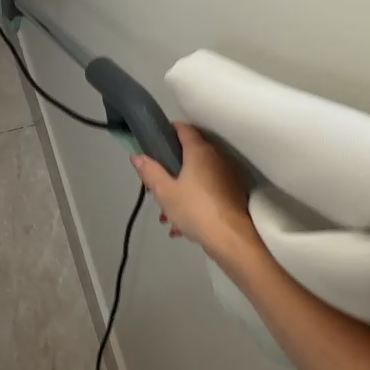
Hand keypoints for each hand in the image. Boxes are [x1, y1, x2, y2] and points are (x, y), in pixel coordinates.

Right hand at [132, 123, 266, 266]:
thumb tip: (137, 156)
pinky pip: (206, 192)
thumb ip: (150, 171)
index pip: (184, 129)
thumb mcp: (164, 191)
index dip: (168, 130)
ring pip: (197, 177)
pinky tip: (181, 225)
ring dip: (180, 190)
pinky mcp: (232, 195)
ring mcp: (227, 177)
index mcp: (199, 152)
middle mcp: (216, 159)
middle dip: (170, 168)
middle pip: (189, 155)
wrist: (231, 239)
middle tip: (155, 184)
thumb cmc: (195, 209)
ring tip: (166, 214)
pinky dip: (193, 202)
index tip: (154, 140)